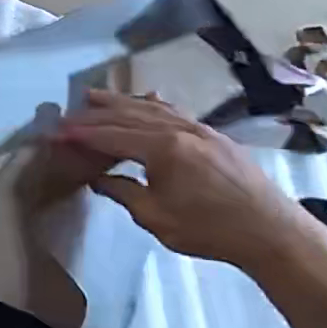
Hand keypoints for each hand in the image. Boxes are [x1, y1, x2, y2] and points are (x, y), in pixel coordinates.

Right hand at [55, 91, 325, 268]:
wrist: (271, 231)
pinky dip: (151, 105)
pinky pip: (173, 111)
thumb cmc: (209, 230)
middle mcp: (179, 129)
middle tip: (67, 113)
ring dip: (120, 102)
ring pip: (150, 108)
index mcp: (162, 149)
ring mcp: (198, 128)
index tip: (55, 133)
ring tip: (94, 96)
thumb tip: (98, 178)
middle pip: (127, 115)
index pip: (111, 136)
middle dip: (94, 114)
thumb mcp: (155, 217)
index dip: (81, 134)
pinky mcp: (212, 134)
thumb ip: (123, 192)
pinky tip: (145, 99)